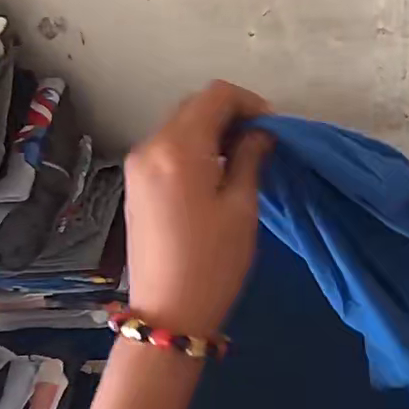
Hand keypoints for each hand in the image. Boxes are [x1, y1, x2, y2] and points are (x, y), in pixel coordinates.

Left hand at [123, 81, 273, 336]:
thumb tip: (259, 133)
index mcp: (178, 148)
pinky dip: (193, 149)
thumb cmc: (213, 262)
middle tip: (261, 142)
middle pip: (193, 107)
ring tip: (241, 159)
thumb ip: (250, 158)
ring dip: (211, 132)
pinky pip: (167, 150)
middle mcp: (150, 147)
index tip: (272, 127)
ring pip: (179, 127)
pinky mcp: (135, 186)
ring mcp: (137, 166)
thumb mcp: (242, 207)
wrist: (168, 313)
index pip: (215, 96)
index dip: (249, 103)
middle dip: (230, 115)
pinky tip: (214, 173)